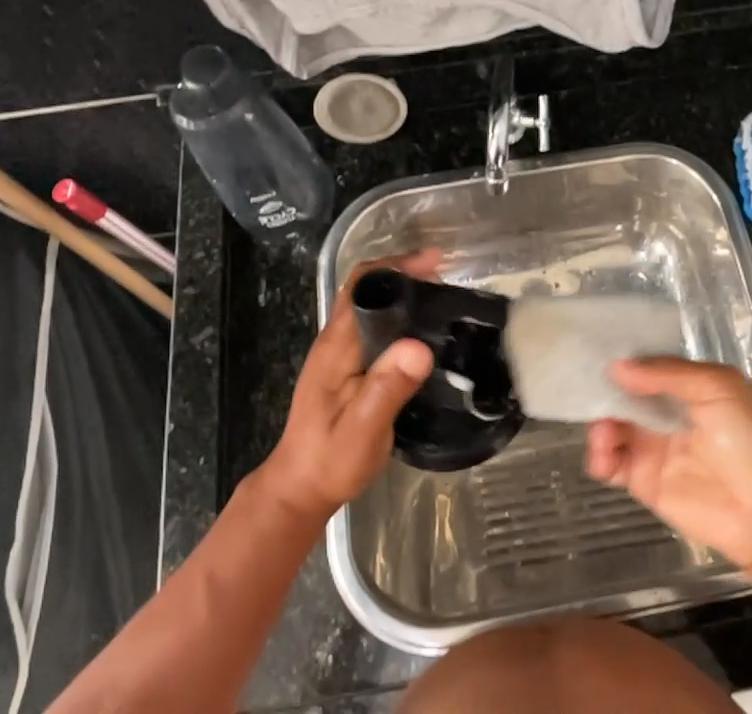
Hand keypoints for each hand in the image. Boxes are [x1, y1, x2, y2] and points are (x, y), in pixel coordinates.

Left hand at [255, 250, 439, 523]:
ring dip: (404, 293)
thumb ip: (387, 388)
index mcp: (337, 346)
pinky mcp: (347, 367)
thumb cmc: (330, 461)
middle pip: (366, 288)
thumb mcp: (363, 429)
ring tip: (446, 297)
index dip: (397, 266)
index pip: (362, 286)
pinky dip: (401, 316)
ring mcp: (340, 353)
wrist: (301, 489)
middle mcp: (336, 340)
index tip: (436, 263)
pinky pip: (375, 327)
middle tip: (449, 276)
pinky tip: (426, 331)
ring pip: (370, 306)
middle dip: (405, 273)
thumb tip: (418, 347)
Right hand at [584, 357, 751, 571]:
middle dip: (605, 393)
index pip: (648, 367)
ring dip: (599, 426)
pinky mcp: (643, 481)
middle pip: (623, 396)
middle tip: (590, 395)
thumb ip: (667, 374)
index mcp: (690, 387)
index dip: (624, 360)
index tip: (595, 353)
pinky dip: (598, 458)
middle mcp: (668, 414)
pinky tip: (604, 459)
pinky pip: (610, 464)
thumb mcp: (718, 389)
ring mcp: (654, 448)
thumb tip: (616, 367)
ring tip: (606, 436)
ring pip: (611, 427)